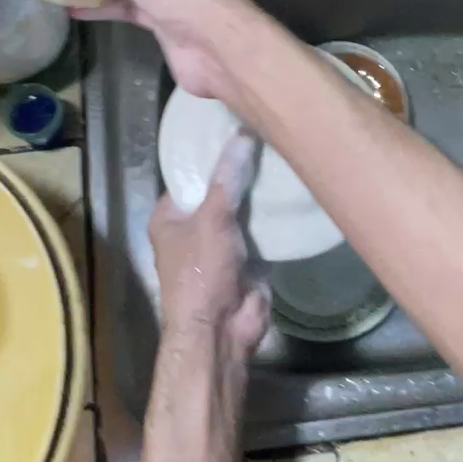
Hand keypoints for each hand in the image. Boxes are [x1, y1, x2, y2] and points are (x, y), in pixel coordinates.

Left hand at [149, 130, 269, 354]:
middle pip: (219, 192)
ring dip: (261, 197)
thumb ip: (227, 179)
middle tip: (269, 142)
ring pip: (243, 212)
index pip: (190, 176)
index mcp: (169, 218)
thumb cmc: (201, 273)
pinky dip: (274, 219)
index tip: (237, 131)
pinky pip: (261, 232)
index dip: (211, 155)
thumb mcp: (211, 219)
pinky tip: (293, 193)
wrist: (221, 330)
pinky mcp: (247, 260)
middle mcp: (192, 230)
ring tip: (285, 160)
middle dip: (241, 174)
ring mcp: (221, 246)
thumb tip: (243, 136)